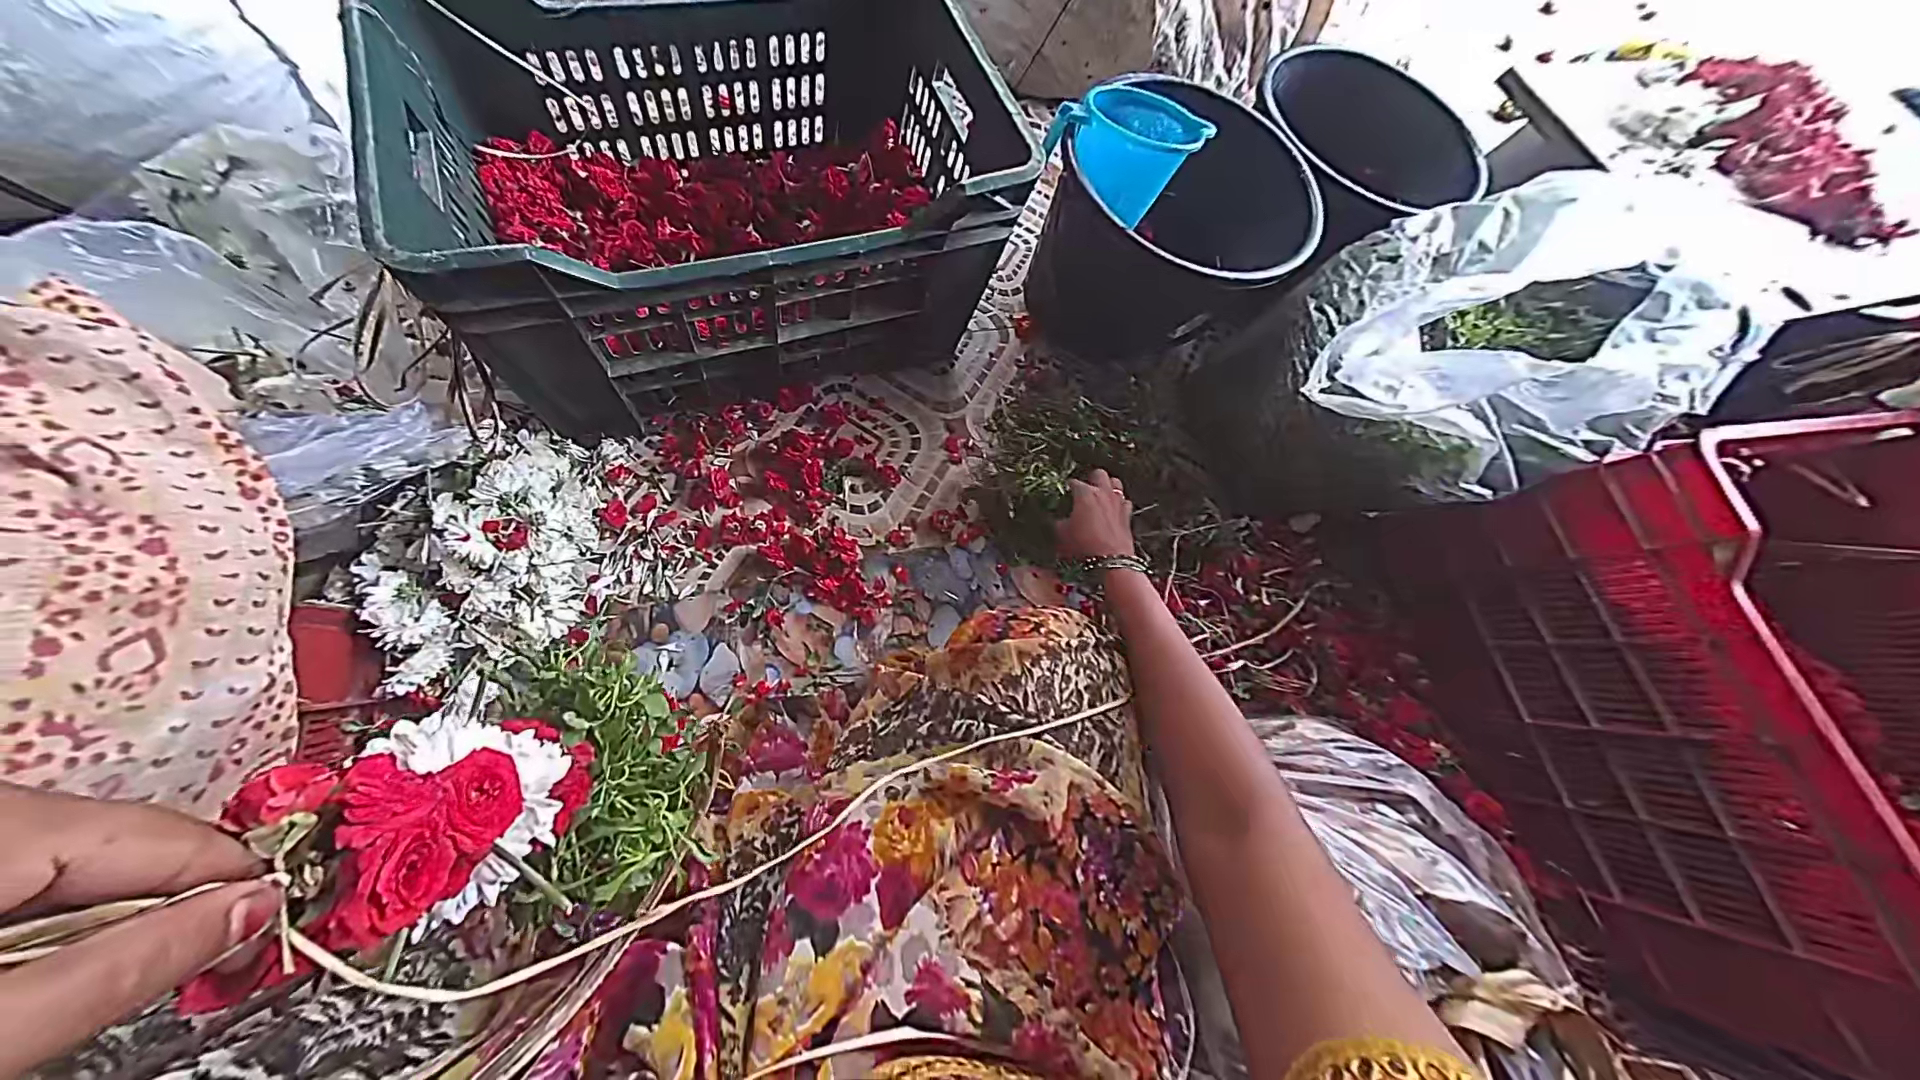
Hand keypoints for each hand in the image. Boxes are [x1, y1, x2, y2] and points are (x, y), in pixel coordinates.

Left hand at [0, 784, 280, 1075]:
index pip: (188, 841)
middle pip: (139, 842)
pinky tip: (26, 953)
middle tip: (186, 964)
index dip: (245, 887)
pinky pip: (35, 858)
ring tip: (87, 969)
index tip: (268, 937)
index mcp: (11, 825)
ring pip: (89, 852)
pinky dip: (56, 906)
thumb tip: (263, 907)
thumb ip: (133, 964)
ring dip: (113, 909)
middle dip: (172, 902)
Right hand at [1053, 468, 1135, 560]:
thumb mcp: (1061, 534)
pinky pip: (1124, 501)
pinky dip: (1118, 503)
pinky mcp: (1127, 514)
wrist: (1111, 561)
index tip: (1063, 494)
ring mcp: (1118, 502)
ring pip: (1115, 483)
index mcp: (1085, 494)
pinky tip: (1112, 510)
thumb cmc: (1084, 546)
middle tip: (1084, 489)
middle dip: (1091, 479)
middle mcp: (1103, 493)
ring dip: (1107, 486)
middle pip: (1099, 474)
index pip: (1073, 482)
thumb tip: (1058, 519)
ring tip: (1099, 495)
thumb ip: (1058, 521)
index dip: (1066, 488)